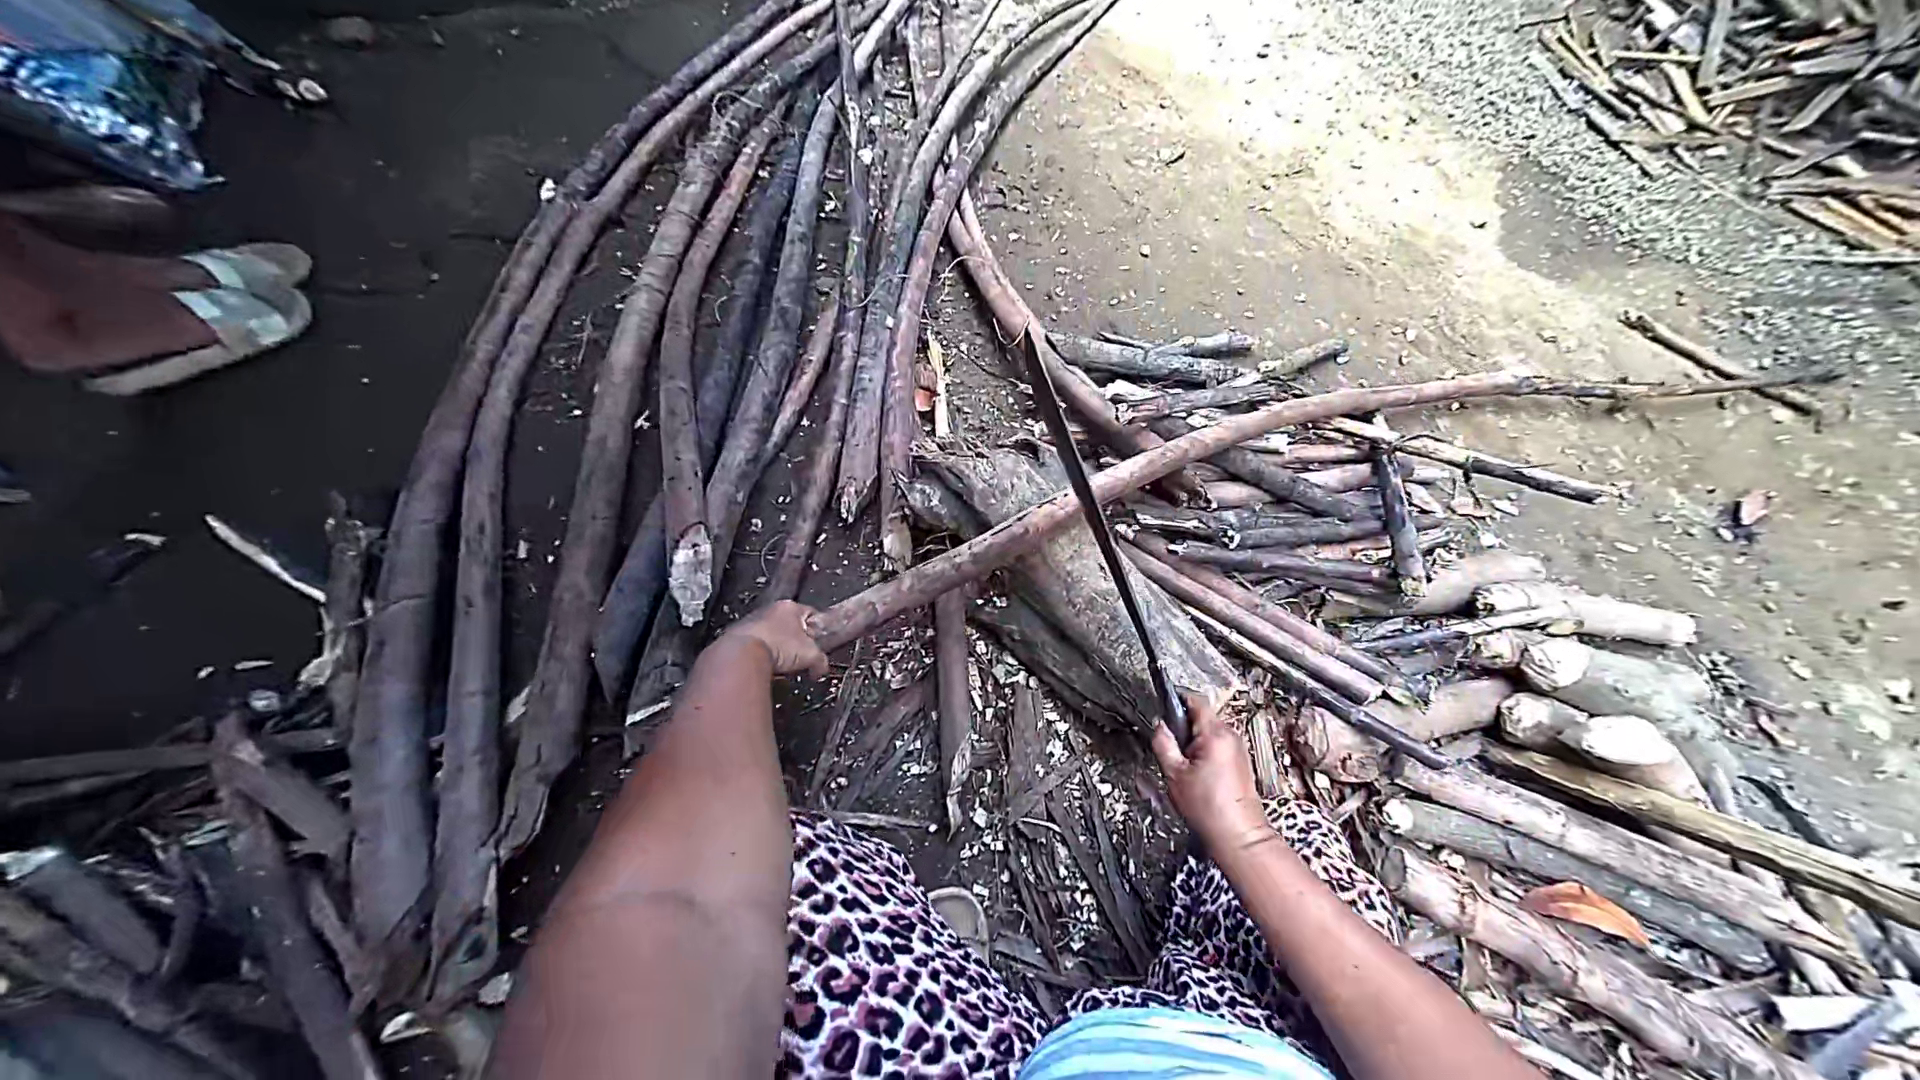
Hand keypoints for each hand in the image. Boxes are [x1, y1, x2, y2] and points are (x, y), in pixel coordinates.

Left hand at [721, 600, 829, 676]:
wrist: (742, 656)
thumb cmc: (779, 647)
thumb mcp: (810, 655)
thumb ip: (821, 660)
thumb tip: (822, 667)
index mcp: (790, 607)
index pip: (811, 614)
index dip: (817, 630)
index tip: (818, 644)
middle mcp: (770, 609)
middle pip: (790, 624)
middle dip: (796, 641)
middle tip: (801, 657)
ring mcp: (751, 621)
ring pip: (772, 635)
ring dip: (778, 648)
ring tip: (782, 665)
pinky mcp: (737, 636)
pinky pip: (756, 645)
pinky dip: (761, 654)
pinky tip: (765, 666)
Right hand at [1151, 695, 1269, 849]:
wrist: (1238, 836)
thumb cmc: (1210, 809)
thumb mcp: (1173, 773)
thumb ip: (1163, 742)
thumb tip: (1160, 726)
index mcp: (1214, 735)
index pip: (1194, 700)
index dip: (1176, 700)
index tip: (1164, 706)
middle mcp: (1230, 737)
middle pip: (1200, 717)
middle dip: (1183, 728)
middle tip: (1173, 749)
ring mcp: (1238, 749)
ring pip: (1208, 732)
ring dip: (1193, 742)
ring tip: (1186, 767)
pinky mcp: (1240, 761)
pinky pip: (1217, 745)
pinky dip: (1204, 753)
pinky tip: (1198, 774)